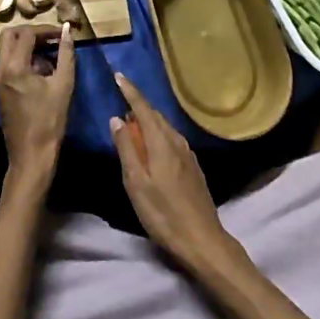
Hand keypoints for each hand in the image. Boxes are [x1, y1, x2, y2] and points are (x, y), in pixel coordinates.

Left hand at [0, 23, 74, 177]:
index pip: (26, 33)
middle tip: (51, 39)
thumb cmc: (49, 122)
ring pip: (7, 48)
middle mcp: (0, 68)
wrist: (30, 155)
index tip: (61, 33)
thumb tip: (67, 31)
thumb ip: (66, 55)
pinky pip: (7, 62)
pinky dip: (22, 58)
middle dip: (30, 33)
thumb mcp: (63, 86)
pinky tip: (41, 71)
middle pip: (9, 35)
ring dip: (26, 45)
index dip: (45, 29)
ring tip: (50, 56)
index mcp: (14, 66)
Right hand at [110, 73, 236, 268]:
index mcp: (161, 142)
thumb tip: (116, 119)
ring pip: (165, 127)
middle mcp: (177, 142)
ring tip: (133, 120)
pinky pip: (172, 139)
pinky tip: (152, 144)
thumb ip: (126, 148)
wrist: (203, 243)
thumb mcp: (136, 183)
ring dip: (148, 120)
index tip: (118, 76)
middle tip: (121, 97)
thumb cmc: (164, 213)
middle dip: (138, 104)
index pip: (143, 108)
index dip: (130, 91)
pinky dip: (158, 133)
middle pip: (156, 115)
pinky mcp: (193, 168)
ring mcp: (188, 155)